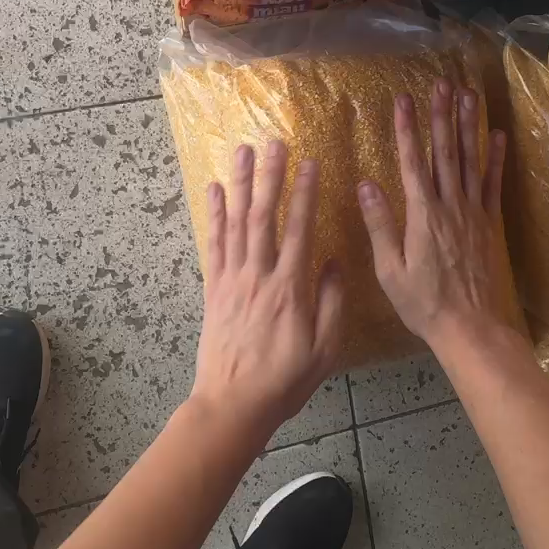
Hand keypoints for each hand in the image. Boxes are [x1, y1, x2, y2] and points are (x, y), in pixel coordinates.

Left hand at [190, 141, 344, 448]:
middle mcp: (258, 275)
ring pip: (236, 222)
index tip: (309, 162)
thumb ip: (332, 304)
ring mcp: (232, 279)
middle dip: (269, 176)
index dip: (304, 193)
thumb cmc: (284, 381)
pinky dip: (214, 215)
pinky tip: (214, 189)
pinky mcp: (214, 288)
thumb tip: (335, 261)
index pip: (299, 229)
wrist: (232, 406)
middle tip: (273, 142)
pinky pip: (213, 244)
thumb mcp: (324, 350)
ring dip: (240, 184)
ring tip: (242, 151)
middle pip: (263, 216)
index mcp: (289, 288)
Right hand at [357, 79, 517, 353]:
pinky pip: (493, 184)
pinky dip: (496, 158)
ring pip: (470, 160)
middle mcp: (450, 205)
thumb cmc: (424, 303)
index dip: (407, 129)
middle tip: (442, 84)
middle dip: (441, 115)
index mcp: (422, 215)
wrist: (472, 328)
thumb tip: (366, 184)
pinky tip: (498, 135)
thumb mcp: (390, 270)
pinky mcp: (490, 223)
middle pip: (445, 152)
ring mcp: (473, 212)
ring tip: (467, 95)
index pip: (412, 162)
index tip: (403, 100)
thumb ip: (380, 224)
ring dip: (468, 126)